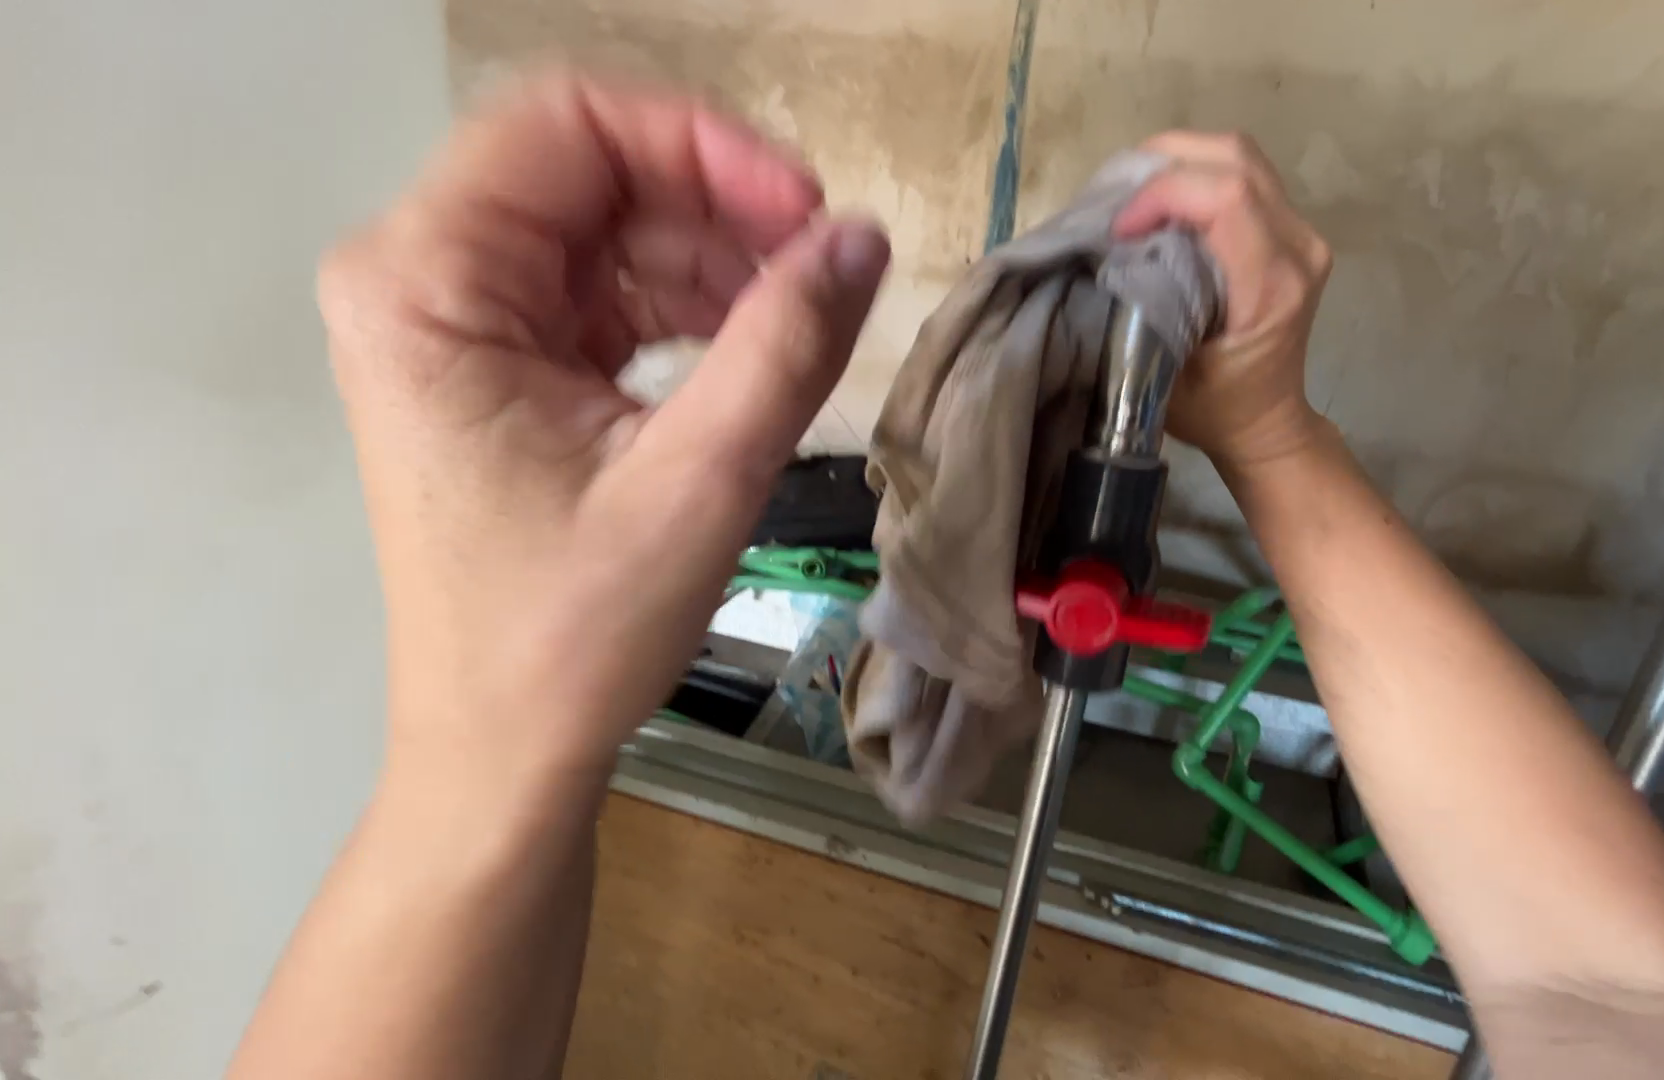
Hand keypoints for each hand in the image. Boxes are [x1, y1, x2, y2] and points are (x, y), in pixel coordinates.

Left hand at [319, 73, 888, 808]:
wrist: (512, 746)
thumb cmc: (578, 632)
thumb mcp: (699, 482)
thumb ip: (786, 349)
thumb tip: (864, 240)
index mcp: (428, 284)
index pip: (568, 126)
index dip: (705, 146)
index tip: (809, 213)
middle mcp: (428, 283)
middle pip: (595, 177)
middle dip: (722, 211)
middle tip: (825, 270)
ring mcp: (470, 329)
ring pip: (614, 237)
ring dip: (718, 265)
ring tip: (802, 323)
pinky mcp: (513, 373)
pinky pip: (615, 302)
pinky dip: (695, 313)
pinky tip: (753, 352)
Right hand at [1114, 132, 1332, 468]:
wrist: (1265, 424)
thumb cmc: (1215, 411)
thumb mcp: (1167, 373)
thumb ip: (1147, 308)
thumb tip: (1114, 254)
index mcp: (1272, 286)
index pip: (1226, 196)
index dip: (1163, 193)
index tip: (1119, 227)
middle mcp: (1299, 247)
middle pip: (1235, 157)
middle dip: (1165, 162)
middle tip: (1115, 195)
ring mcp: (1301, 234)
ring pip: (1241, 157)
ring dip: (1180, 163)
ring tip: (1134, 194)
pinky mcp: (1290, 232)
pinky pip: (1244, 177)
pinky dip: (1196, 177)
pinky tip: (1162, 203)